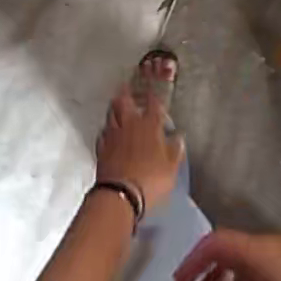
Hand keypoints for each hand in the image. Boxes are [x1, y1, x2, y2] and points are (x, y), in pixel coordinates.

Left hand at [96, 83, 183, 211]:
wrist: (120, 195)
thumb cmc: (151, 179)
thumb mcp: (171, 168)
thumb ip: (175, 150)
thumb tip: (178, 138)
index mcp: (150, 125)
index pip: (153, 104)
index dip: (153, 95)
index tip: (152, 88)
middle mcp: (130, 125)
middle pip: (124, 102)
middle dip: (125, 93)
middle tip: (125, 86)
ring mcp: (113, 135)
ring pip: (111, 114)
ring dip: (114, 109)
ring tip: (115, 105)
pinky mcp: (101, 148)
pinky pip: (103, 133)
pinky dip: (106, 130)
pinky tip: (107, 132)